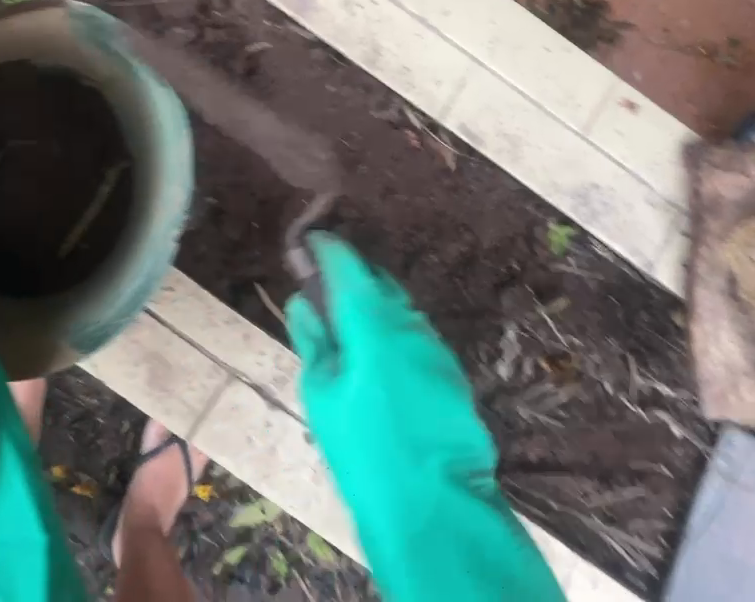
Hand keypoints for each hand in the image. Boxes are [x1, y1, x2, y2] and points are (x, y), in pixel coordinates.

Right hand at [286, 233, 562, 601]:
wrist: (435, 509)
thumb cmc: (363, 450)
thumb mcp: (321, 394)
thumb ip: (312, 339)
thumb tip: (303, 301)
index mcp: (372, 322)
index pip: (345, 263)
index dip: (323, 248)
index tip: (306, 245)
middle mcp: (409, 322)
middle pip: (375, 281)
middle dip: (347, 277)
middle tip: (318, 292)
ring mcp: (435, 347)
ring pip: (397, 308)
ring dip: (370, 306)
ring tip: (343, 329)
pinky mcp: (451, 372)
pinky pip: (413, 335)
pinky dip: (389, 332)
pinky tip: (374, 360)